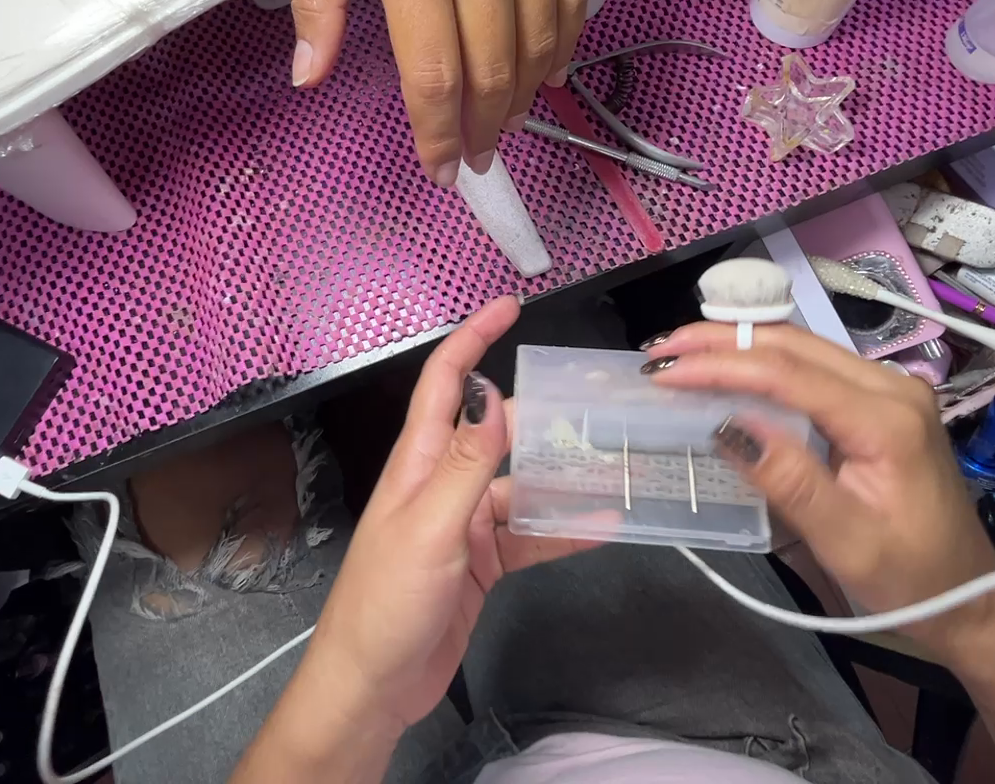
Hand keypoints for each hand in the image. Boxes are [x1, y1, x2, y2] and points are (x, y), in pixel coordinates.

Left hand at [287, 0, 587, 186]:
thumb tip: (311, 77)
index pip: (432, 69)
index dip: (437, 133)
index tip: (440, 169)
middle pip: (493, 68)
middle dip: (484, 129)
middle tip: (476, 158)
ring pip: (540, 41)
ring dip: (524, 99)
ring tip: (506, 126)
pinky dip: (565, 46)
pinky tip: (549, 74)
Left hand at [294, 297, 598, 731]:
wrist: (374, 688)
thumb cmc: (389, 600)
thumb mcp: (431, 527)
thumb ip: (464, 462)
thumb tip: (490, 391)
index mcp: (420, 459)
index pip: (445, 381)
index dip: (473, 338)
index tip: (509, 305)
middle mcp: (444, 480)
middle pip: (498, 430)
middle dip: (544, 414)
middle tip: (601, 404)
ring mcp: (465, 521)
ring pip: (522, 484)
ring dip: (564, 478)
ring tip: (619, 468)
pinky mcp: (483, 560)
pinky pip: (530, 532)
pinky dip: (563, 528)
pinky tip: (605, 525)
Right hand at [645, 322, 994, 659]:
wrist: (970, 597)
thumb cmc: (910, 576)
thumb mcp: (845, 540)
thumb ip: (789, 478)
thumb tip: (726, 424)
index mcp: (886, 417)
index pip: (786, 373)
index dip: (718, 366)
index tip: (663, 372)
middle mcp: (889, 385)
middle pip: (790, 343)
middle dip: (717, 340)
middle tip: (659, 352)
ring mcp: (885, 386)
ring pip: (796, 346)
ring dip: (733, 345)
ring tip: (679, 354)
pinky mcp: (876, 397)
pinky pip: (806, 364)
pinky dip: (756, 361)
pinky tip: (724, 367)